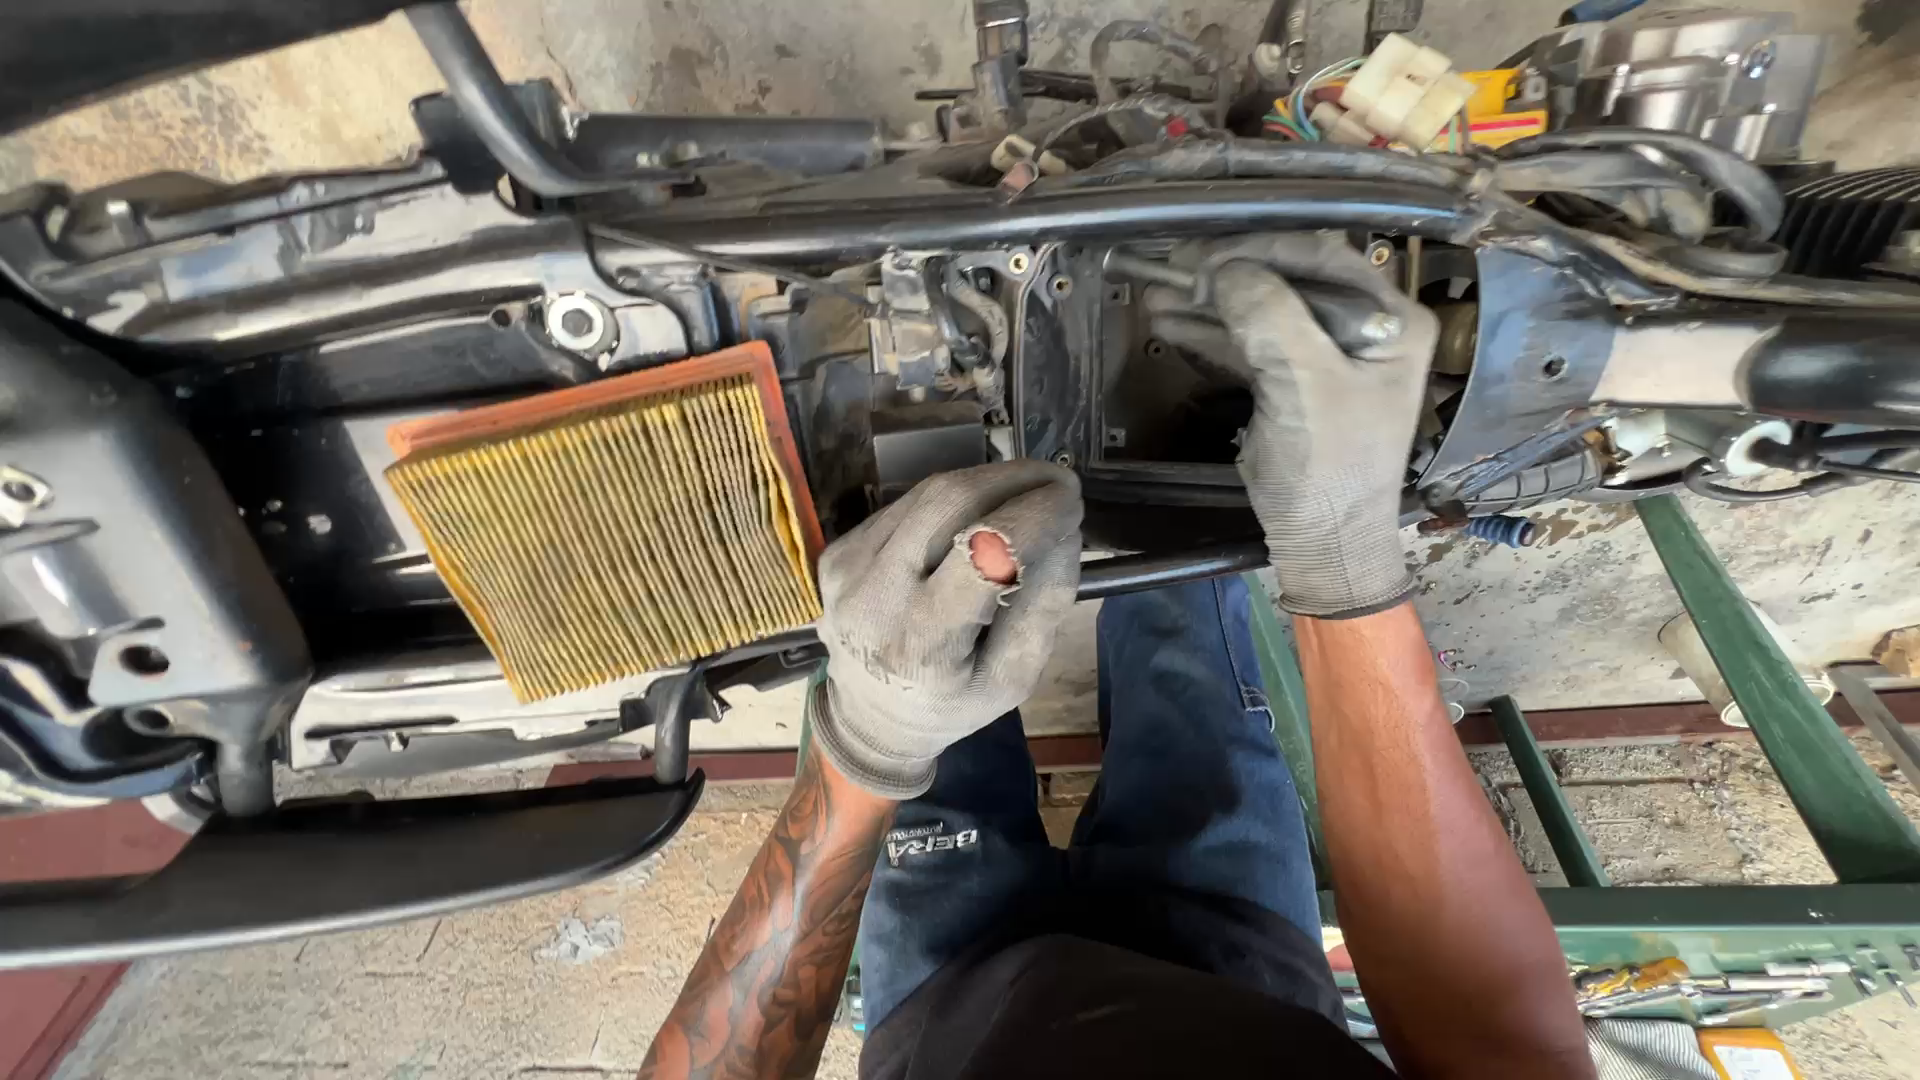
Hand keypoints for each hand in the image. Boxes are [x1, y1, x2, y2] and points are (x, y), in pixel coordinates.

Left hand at [809, 461, 1082, 797]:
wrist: (870, 716)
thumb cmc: (950, 703)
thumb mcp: (1013, 678)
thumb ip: (1044, 605)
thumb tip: (1063, 531)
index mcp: (921, 645)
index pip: (981, 555)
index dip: (1034, 516)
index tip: (1072, 500)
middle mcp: (873, 597)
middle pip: (948, 502)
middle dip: (1014, 479)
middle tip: (1058, 481)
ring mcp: (847, 568)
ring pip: (926, 493)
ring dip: (987, 480)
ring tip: (1028, 489)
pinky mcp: (838, 550)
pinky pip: (906, 506)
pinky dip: (952, 500)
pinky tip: (977, 513)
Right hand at [1155, 232, 1435, 617]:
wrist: (1321, 538)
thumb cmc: (1330, 467)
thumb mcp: (1307, 388)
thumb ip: (1272, 319)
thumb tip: (1226, 270)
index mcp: (1387, 320)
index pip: (1323, 259)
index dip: (1262, 249)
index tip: (1207, 255)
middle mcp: (1359, 328)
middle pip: (1287, 281)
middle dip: (1228, 276)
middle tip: (1176, 271)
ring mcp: (1321, 356)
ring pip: (1260, 313)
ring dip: (1209, 306)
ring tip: (1157, 298)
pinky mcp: (1288, 383)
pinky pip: (1247, 346)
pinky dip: (1210, 336)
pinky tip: (1172, 326)